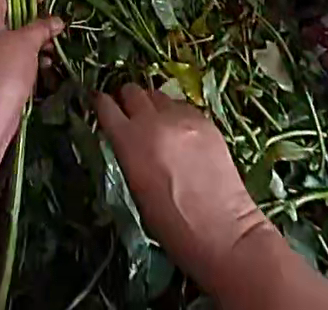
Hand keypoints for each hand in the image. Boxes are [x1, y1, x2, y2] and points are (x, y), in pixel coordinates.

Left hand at [0, 0, 63, 117]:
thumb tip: (56, 19)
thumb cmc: (6, 68)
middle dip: (33, 19)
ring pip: (11, 37)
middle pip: (8, 16)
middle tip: (55, 24)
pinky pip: (10, 55)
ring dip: (33, 39)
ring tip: (54, 44)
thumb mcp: (27, 42)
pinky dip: (27, 55)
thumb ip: (41, 26)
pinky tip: (45, 63)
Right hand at [95, 84, 271, 288]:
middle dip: (129, 100)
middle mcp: (151, 121)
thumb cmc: (171, 223)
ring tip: (161, 123)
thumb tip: (124, 136)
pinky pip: (183, 106)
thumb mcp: (133, 184)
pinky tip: (185, 135)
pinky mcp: (205, 122)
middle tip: (133, 114)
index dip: (102, 103)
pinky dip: (178, 115)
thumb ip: (126, 150)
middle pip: (131, 90)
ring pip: (158, 95)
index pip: (104, 104)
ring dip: (155, 106)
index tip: (103, 106)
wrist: (225, 237)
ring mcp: (180, 119)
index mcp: (127, 139)